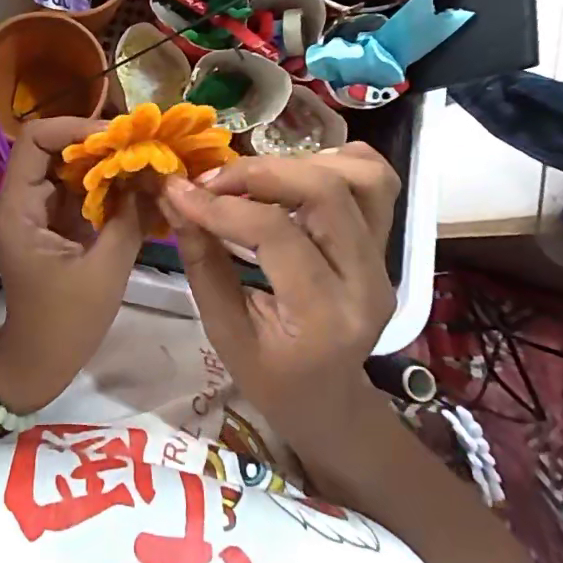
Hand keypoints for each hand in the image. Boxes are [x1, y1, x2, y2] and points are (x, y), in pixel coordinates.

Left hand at [0, 117, 145, 408]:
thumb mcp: (105, 270)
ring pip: (73, 167)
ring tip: (149, 159)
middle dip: (100, 142)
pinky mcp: (59, 224)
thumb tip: (157, 174)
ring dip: (109, 161)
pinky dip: (110, 184)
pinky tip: (141, 184)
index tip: (119, 135)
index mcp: (20, 206)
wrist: (40, 364)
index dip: (76, 127)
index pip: (37, 139)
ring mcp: (42, 211)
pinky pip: (83, 190)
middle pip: (57, 148)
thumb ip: (130, 217)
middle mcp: (26, 199)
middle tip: (144, 144)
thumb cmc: (64, 322)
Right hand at [160, 145, 400, 449]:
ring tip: (257, 178)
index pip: (274, 233)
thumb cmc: (271, 377)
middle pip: (326, 191)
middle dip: (260, 172)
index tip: (179, 191)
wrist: (329, 400)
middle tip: (214, 180)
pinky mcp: (387, 243)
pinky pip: (377, 180)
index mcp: (323, 316)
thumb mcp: (224, 331)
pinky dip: (338, 162)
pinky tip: (297, 177)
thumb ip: (202, 260)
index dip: (221, 205)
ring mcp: (384, 258)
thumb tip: (176, 197)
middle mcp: (366, 280)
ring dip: (302, 163)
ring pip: (363, 177)